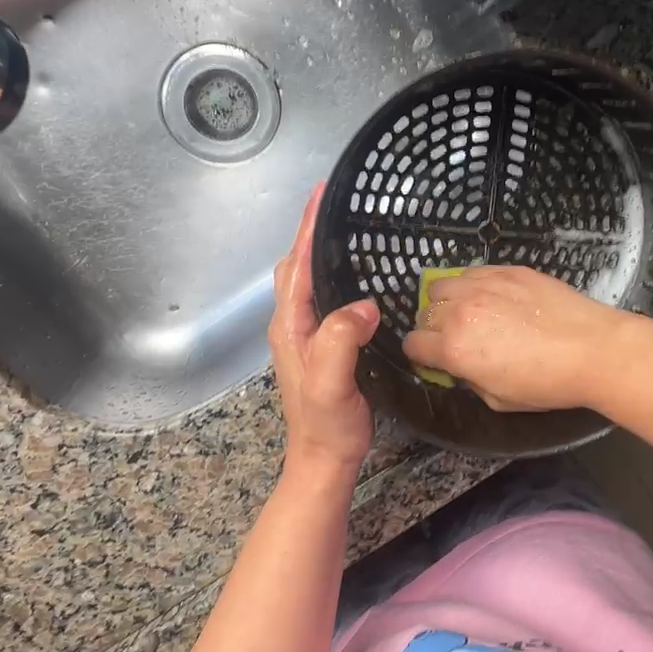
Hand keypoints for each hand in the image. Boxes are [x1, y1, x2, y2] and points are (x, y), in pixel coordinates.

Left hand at [271, 185, 379, 476]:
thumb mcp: (331, 381)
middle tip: (336, 205)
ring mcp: (304, 335)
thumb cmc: (327, 423)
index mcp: (290, 325)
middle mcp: (292, 324)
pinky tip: (357, 278)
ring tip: (346, 230)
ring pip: (308, 281)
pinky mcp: (320, 345)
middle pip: (296, 266)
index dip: (308, 227)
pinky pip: (323, 298)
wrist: (324, 458)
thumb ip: (339, 340)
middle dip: (311, 232)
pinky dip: (334, 276)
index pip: (298, 265)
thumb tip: (362, 306)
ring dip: (321, 252)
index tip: (322, 193)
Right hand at [403, 266, 630, 411]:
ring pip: (442, 285)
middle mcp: (460, 311)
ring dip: (447, 300)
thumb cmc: (548, 384)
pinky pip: (472, 271)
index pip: (413, 344)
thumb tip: (463, 369)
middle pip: (425, 313)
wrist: (594, 350)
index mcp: (454, 348)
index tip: (434, 360)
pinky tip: (490, 296)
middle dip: (432, 328)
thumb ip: (470, 381)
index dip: (421, 355)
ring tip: (467, 312)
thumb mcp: (499, 400)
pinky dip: (471, 284)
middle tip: (454, 338)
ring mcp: (484, 285)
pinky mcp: (508, 270)